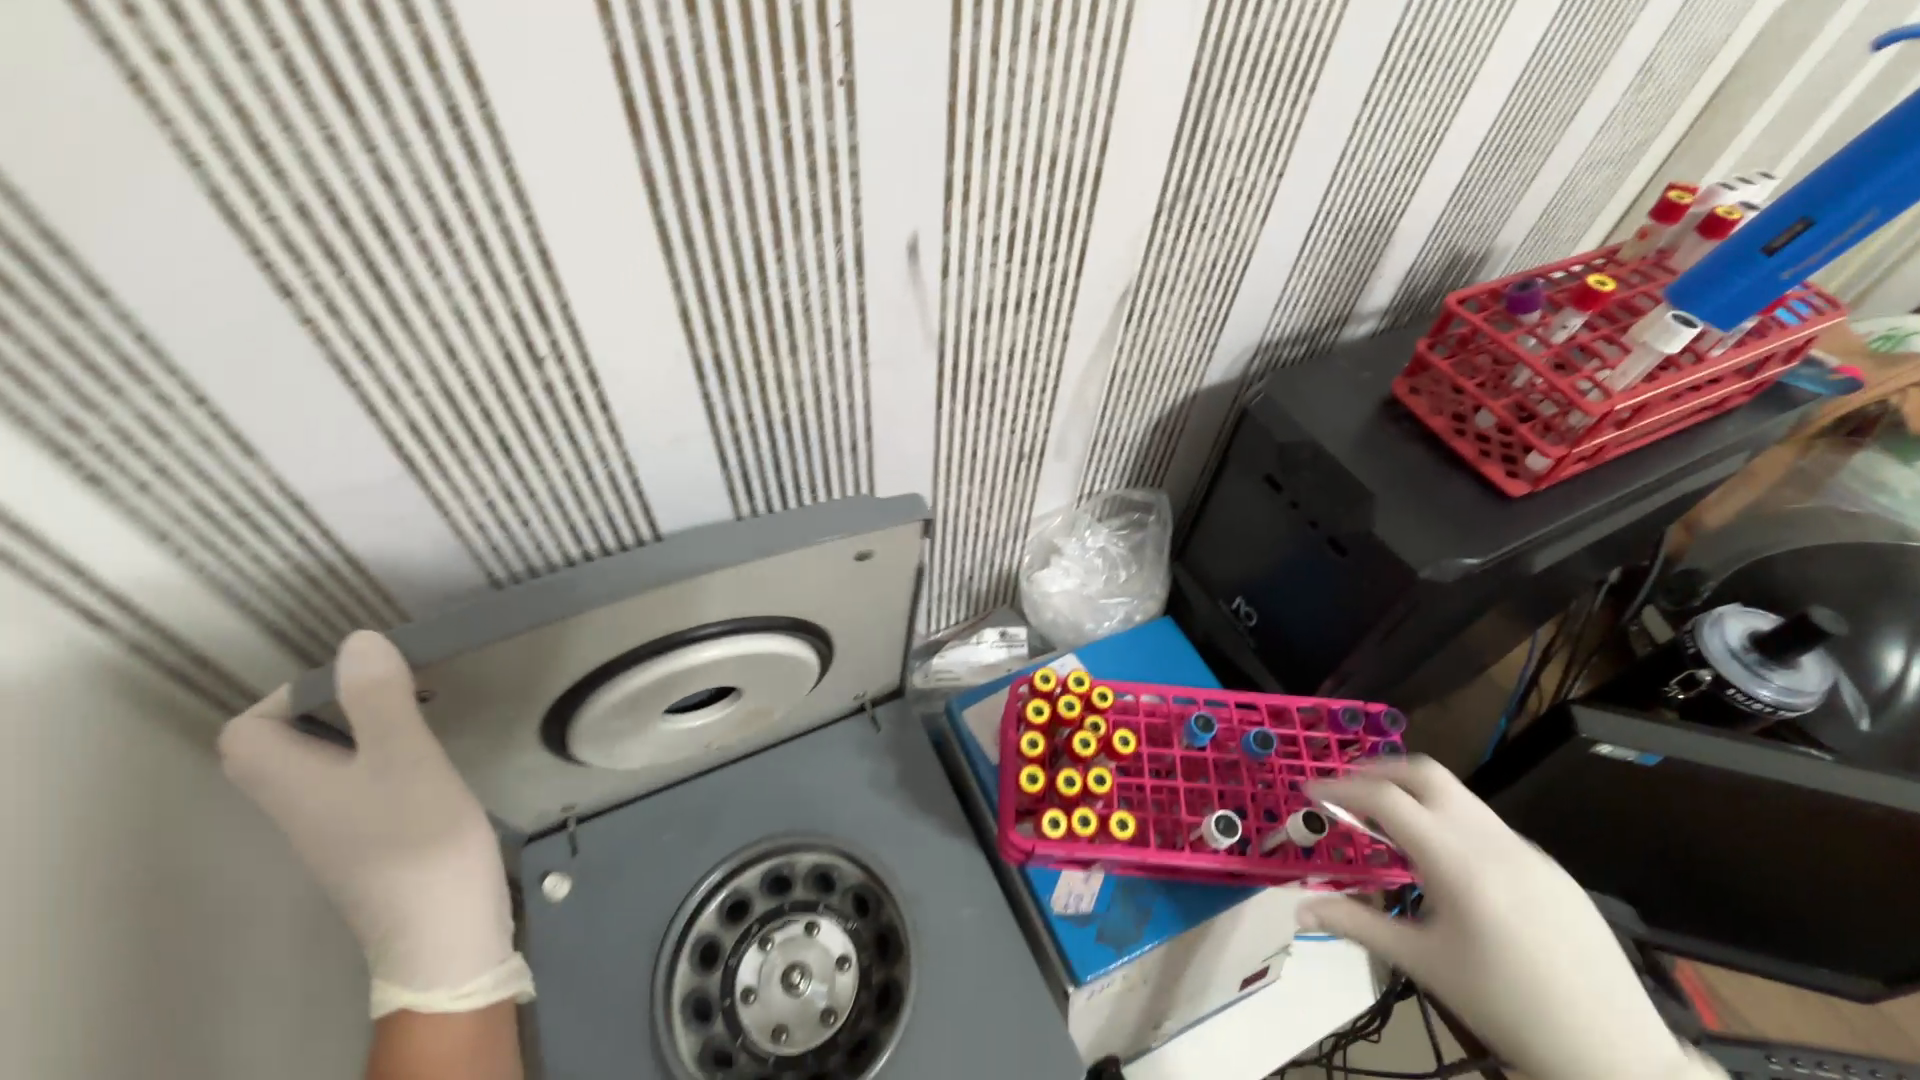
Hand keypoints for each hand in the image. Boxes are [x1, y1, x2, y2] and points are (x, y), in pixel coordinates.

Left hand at [219, 631, 533, 1017]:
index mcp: (291, 783)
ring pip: (322, 767)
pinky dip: (382, 763)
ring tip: (419, 720)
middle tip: (393, 693)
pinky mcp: (367, 847)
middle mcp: (298, 809)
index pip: (246, 730)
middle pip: (281, 748)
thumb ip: (379, 700)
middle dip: (332, 709)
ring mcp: (333, 832)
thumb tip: (357, 642)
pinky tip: (428, 766)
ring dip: (362, 733)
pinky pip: (354, 789)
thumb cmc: (419, 842)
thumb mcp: (406, 759)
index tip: (356, 680)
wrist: (444, 935)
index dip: (287, 695)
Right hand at [1298, 757, 1717, 1079]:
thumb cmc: (1504, 1008)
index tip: (1310, 791)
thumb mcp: (1423, 964)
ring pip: (1460, 797)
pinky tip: (1443, 865)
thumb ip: (1358, 924)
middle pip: (1427, 774)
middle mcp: (1493, 841)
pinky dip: (1449, 823)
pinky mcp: (1549, 868)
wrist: (1611, 1049)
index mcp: (1457, 863)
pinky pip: (1488, 826)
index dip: (1341, 788)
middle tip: (1345, 791)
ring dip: (1415, 795)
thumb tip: (1299, 909)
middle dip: (1378, 771)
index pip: (1387, 799)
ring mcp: (1527, 851)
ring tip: (1386, 826)